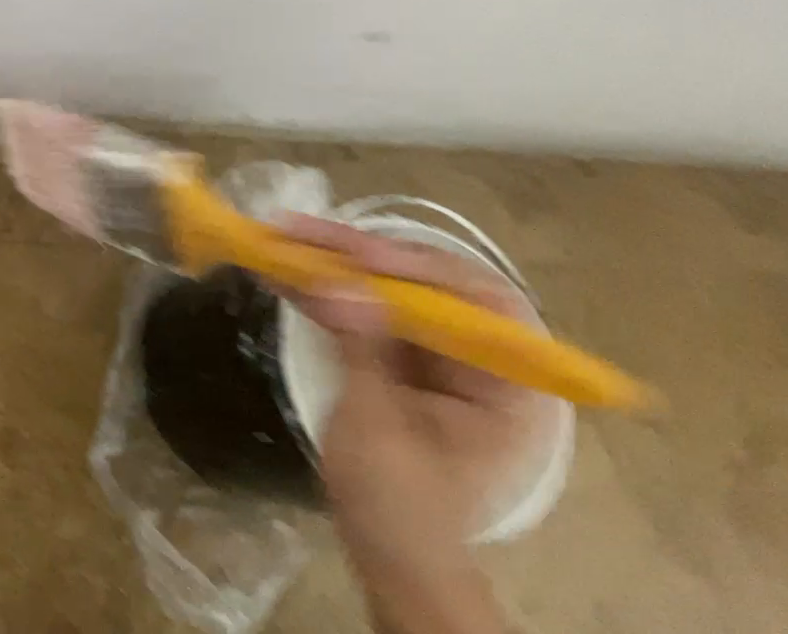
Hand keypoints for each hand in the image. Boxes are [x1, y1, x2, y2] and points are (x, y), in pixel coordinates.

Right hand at [280, 215, 536, 586]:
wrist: (389, 556)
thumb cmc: (400, 505)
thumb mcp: (378, 427)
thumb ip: (363, 350)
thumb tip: (337, 284)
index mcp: (504, 381)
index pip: (475, 301)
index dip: (420, 269)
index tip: (359, 257)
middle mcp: (475, 357)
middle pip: (425, 286)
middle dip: (362, 257)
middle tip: (303, 231)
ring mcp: (435, 358)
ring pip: (389, 294)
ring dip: (335, 265)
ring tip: (283, 238)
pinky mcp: (398, 361)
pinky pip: (366, 314)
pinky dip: (328, 293)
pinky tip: (286, 272)